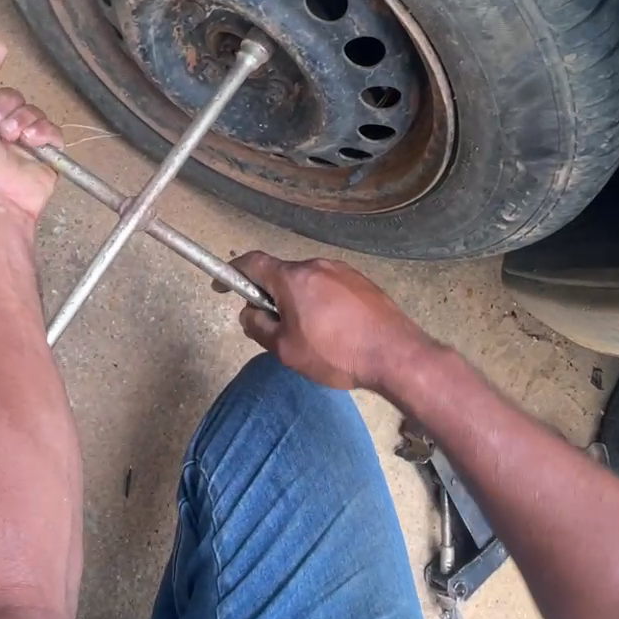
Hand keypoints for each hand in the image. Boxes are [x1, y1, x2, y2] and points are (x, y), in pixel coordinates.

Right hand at [224, 251, 440, 392]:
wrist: (396, 355)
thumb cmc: (336, 353)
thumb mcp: (285, 350)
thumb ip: (258, 327)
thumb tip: (249, 314)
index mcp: (293, 278)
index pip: (252, 262)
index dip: (232, 272)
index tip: (223, 285)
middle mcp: (316, 266)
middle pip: (281, 275)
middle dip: (271, 297)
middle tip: (274, 329)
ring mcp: (343, 271)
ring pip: (307, 283)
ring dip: (299, 302)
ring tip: (310, 337)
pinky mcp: (362, 283)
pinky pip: (330, 288)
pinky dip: (322, 304)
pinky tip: (334, 332)